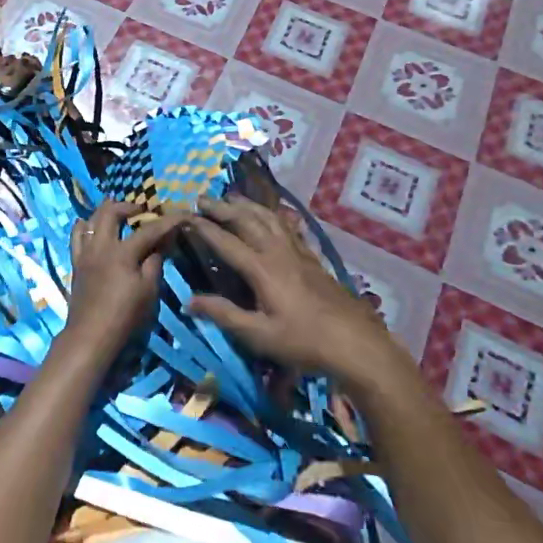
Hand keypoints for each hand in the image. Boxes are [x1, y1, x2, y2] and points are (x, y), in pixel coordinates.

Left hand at [57, 202, 187, 361]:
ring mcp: (84, 254)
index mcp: (122, 252)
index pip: (149, 230)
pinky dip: (84, 226)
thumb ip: (154, 263)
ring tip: (115, 212)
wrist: (91, 335)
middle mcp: (100, 246)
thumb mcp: (149, 291)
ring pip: (89, 220)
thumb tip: (159, 245)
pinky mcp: (76, 264)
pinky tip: (88, 225)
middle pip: (110, 213)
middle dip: (127, 206)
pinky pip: (76, 237)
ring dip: (103, 211)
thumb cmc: (125, 316)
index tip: (182, 214)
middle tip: (141, 210)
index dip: (167, 221)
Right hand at [186, 196, 419, 396]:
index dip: (204, 227)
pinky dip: (273, 216)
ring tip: (232, 198)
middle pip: (248, 221)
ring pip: (270, 218)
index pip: (226, 242)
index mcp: (263, 270)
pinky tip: (271, 217)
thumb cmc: (304, 342)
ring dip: (248, 205)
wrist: (357, 344)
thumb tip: (189, 301)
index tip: (185, 215)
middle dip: (222, 208)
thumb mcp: (259, 335)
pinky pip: (289, 227)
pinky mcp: (313, 260)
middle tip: (202, 198)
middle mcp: (279, 253)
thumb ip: (223, 315)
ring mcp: (299, 254)